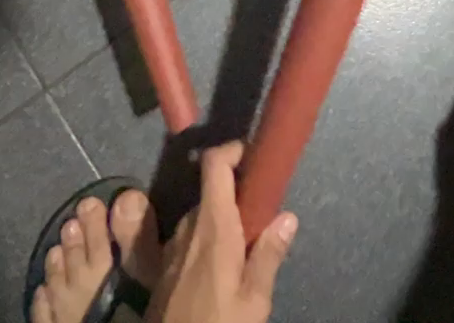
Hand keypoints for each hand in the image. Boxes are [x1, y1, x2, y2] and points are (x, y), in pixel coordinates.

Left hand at [147, 141, 297, 322]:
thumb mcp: (253, 302)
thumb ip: (268, 256)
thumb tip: (288, 216)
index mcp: (213, 227)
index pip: (214, 165)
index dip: (232, 151)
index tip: (252, 156)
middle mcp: (189, 227)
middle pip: (212, 194)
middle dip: (236, 199)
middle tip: (263, 218)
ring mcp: (173, 246)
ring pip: (201, 219)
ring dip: (222, 224)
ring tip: (247, 251)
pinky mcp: (164, 266)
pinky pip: (190, 240)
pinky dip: (208, 243)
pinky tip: (222, 272)